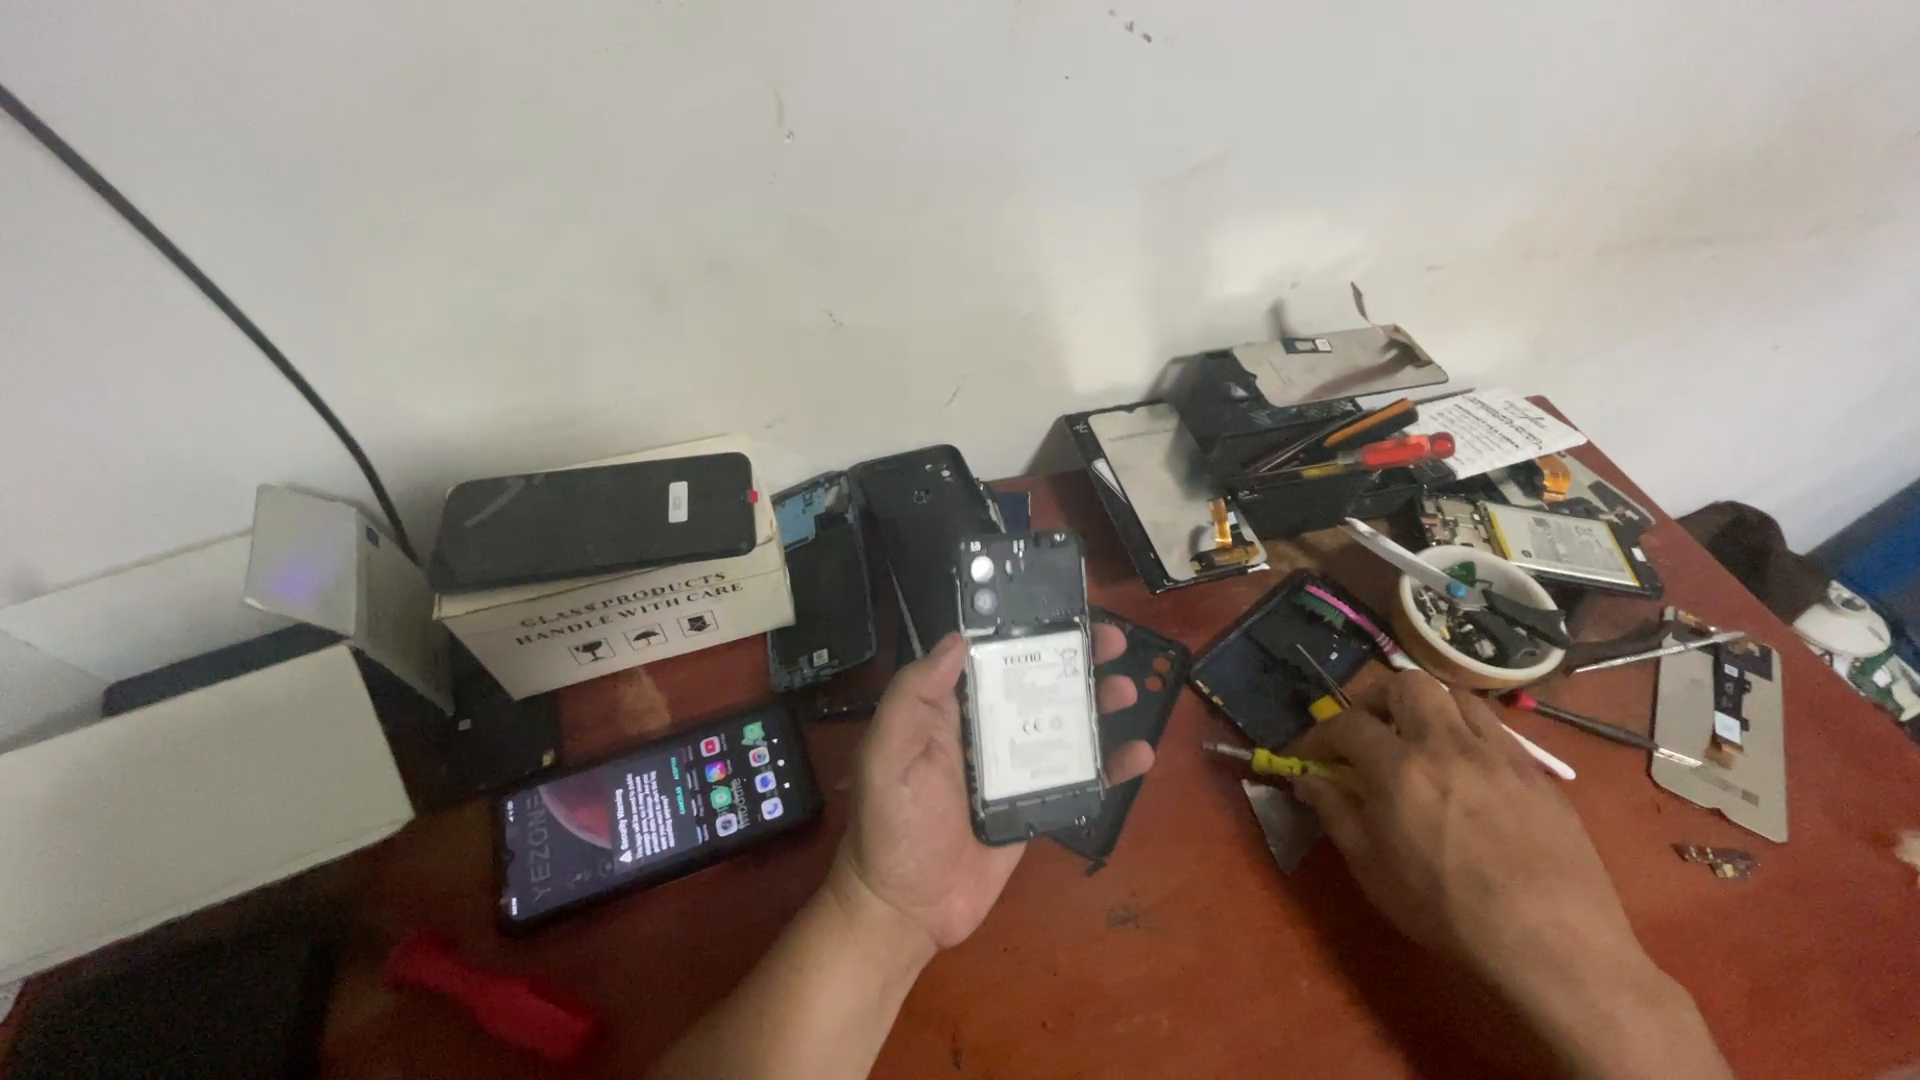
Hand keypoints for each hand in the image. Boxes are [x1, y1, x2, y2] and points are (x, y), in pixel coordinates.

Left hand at [827, 626, 1153, 953]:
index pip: (991, 657)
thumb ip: (914, 695)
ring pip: (1063, 725)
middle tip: (1111, 642)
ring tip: (1127, 688)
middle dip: (1074, 660)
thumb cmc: (892, 825)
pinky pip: (1078, 779)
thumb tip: (956, 641)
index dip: (1025, 631)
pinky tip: (1139, 753)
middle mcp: (986, 731)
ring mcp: (1014, 769)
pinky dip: (1110, 766)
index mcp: (949, 710)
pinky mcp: (1036, 804)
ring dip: (1098, 704)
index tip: (1061, 611)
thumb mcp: (888, 752)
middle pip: (1036, 685)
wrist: (908, 908)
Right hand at [1290, 671, 1731, 1078]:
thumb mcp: (1371, 867)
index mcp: (1399, 767)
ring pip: (1456, 697)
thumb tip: (1306, 779)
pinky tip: (1466, 772)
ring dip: (1427, 709)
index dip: (1319, 734)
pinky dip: (1468, 735)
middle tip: (1368, 731)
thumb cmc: (1445, 909)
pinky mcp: (1537, 773)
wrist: (1553, 945)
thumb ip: (1334, 812)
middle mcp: (1447, 744)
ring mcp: (1499, 754)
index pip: (1346, 723)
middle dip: (1376, 699)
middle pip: (1405, 684)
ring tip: (1418, 742)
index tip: (1311, 755)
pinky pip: (1497, 731)